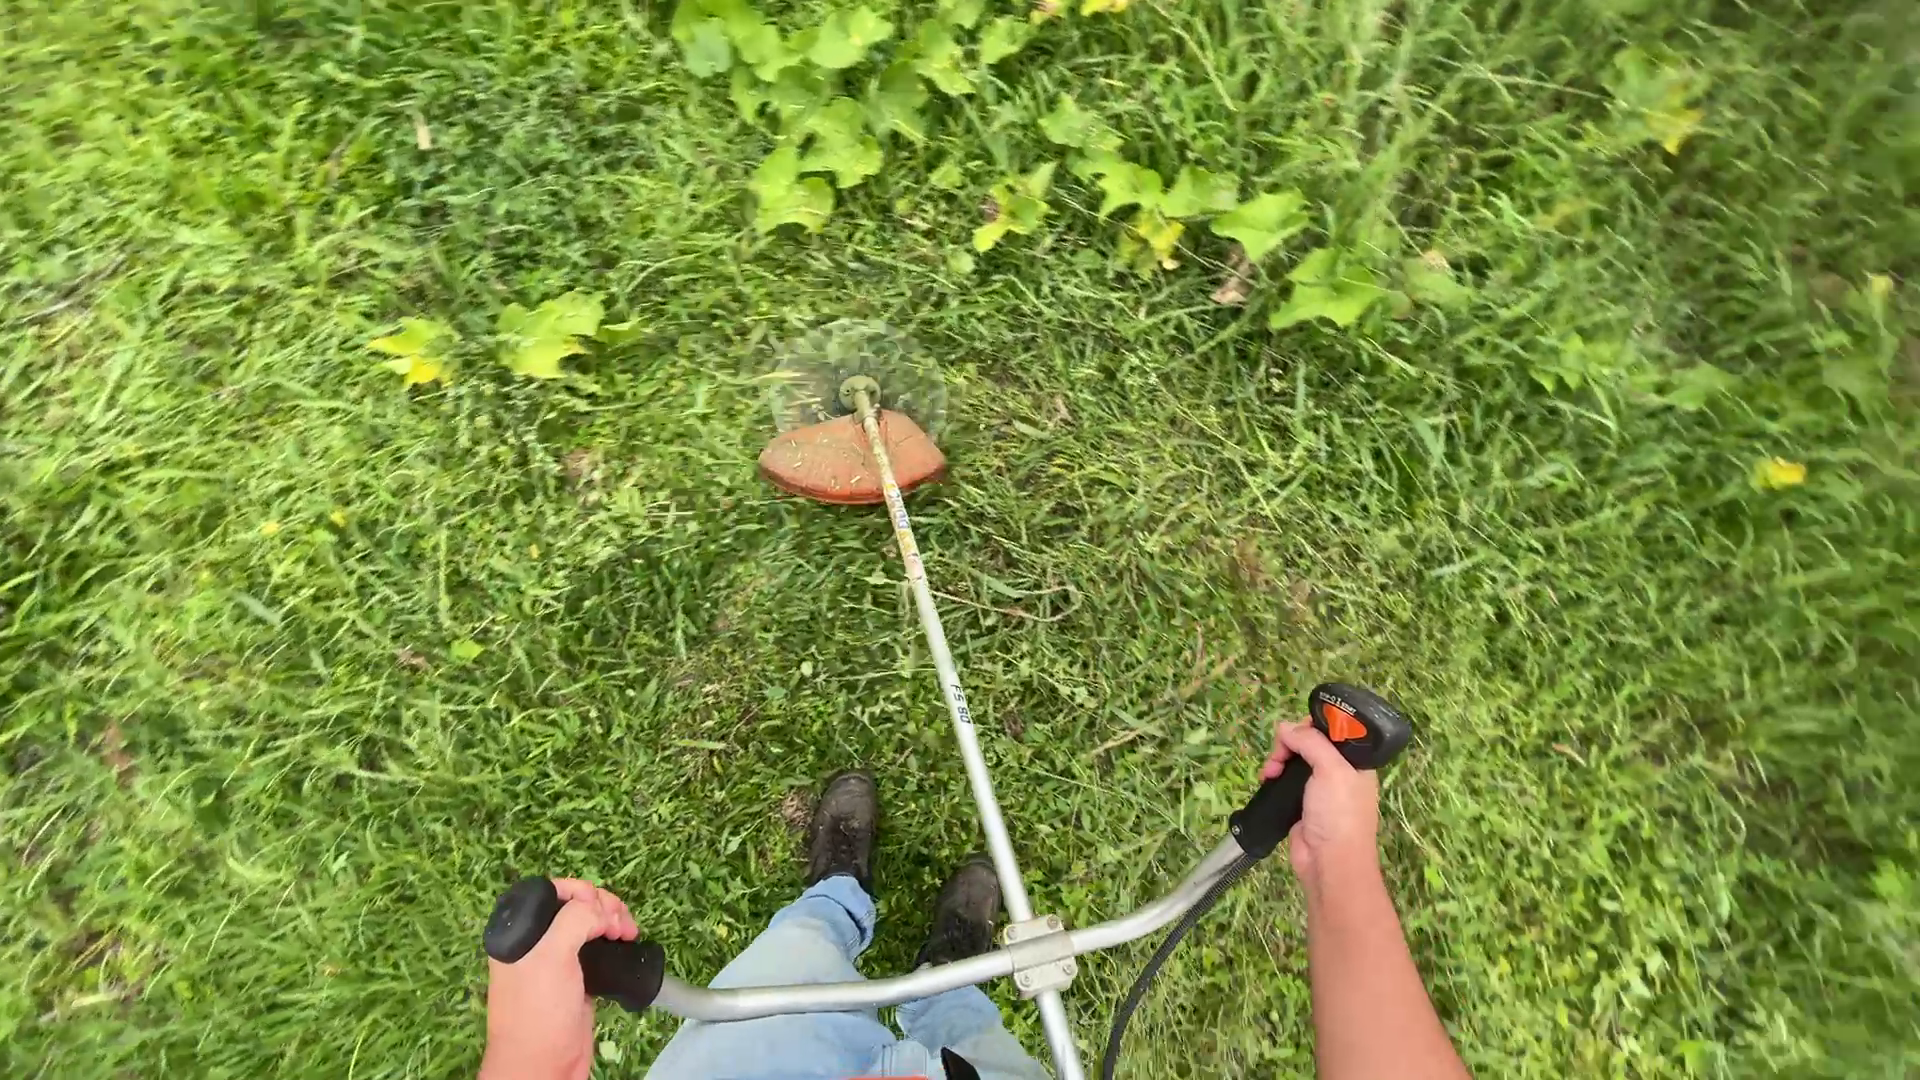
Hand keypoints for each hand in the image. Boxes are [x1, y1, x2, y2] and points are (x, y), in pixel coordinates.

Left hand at [479, 880, 639, 1079]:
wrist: (544, 1067)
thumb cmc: (540, 1010)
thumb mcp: (551, 955)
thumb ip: (576, 919)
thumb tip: (603, 912)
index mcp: (518, 933)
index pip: (551, 890)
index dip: (580, 892)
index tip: (598, 910)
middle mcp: (535, 942)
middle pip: (577, 904)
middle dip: (603, 905)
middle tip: (619, 924)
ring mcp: (557, 959)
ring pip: (591, 921)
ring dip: (614, 919)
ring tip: (628, 933)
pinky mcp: (577, 975)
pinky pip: (599, 943)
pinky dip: (615, 936)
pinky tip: (626, 942)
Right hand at [1260, 719, 1380, 889]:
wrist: (1328, 862)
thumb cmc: (1338, 814)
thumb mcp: (1331, 769)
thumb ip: (1310, 742)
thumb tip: (1285, 727)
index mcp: (1355, 762)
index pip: (1333, 730)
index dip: (1313, 725)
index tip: (1297, 730)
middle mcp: (1338, 772)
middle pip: (1309, 742)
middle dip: (1290, 742)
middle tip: (1280, 754)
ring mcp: (1318, 787)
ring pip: (1293, 758)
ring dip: (1278, 758)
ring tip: (1270, 771)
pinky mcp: (1300, 800)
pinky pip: (1284, 777)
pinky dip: (1274, 774)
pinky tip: (1267, 778)